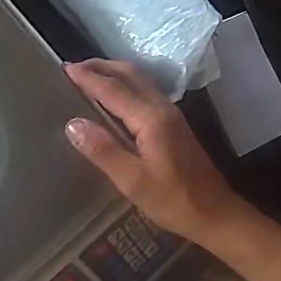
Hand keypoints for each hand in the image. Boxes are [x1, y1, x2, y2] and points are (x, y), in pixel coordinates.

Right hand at [63, 60, 248, 245]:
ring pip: (139, 81)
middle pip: (130, 75)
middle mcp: (163, 108)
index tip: (64, 69)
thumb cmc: (174, 201)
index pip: (113, 89)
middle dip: (101, 67)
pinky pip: (145, 92)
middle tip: (73, 68)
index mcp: (152, 119)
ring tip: (88, 77)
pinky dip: (125, 86)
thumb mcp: (133, 182)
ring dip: (113, 74)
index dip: (88, 78)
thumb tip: (72, 123)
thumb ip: (103, 150)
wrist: (215, 212)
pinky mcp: (174, 124)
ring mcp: (171, 114)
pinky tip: (113, 99)